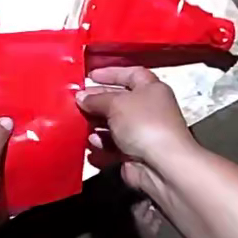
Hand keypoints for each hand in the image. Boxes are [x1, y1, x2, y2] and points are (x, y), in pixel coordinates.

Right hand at [76, 67, 199, 198]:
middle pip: (119, 100)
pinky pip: (113, 145)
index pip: (131, 74)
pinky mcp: (134, 153)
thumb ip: (96, 99)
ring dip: (96, 123)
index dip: (111, 73)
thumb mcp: (116, 103)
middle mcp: (148, 109)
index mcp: (151, 89)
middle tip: (77, 101)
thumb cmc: (143, 123)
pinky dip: (102, 143)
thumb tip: (81, 97)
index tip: (90, 76)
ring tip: (78, 122)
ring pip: (114, 124)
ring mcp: (142, 132)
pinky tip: (91, 142)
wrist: (161, 164)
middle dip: (98, 100)